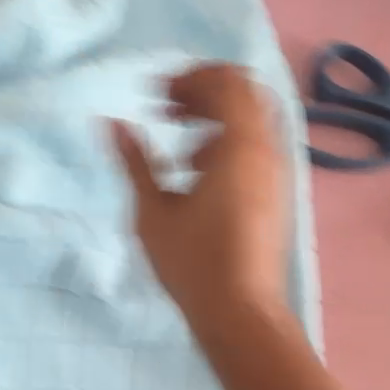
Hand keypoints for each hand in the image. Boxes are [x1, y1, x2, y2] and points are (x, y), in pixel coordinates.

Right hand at [110, 64, 289, 326]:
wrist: (240, 311)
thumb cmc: (192, 262)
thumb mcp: (152, 211)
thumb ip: (135, 162)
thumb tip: (112, 123)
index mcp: (240, 145)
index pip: (227, 82)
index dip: (190, 78)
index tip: (155, 95)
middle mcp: (268, 149)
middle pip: (245, 94)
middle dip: (204, 93)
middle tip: (166, 109)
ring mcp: (277, 172)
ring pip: (253, 121)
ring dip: (216, 119)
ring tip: (179, 147)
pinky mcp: (276, 193)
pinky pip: (256, 146)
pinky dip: (228, 143)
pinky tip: (197, 175)